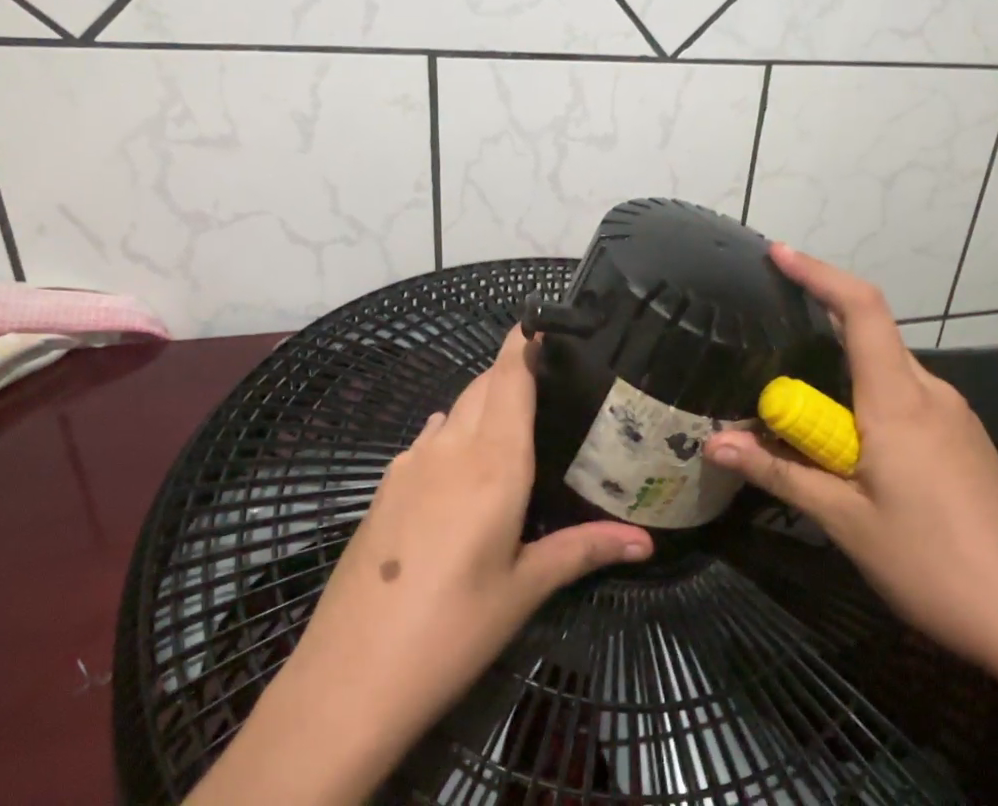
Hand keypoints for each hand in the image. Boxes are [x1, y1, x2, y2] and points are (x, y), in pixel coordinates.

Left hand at [187, 327, 653, 805]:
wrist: (349, 675)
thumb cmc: (453, 630)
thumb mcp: (524, 589)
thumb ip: (583, 551)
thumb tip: (647, 542)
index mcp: (493, 463)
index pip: (509, 379)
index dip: (524, 344)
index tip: (548, 323)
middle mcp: (449, 449)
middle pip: (482, 388)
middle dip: (512, 373)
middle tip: (554, 382)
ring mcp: (409, 466)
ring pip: (454, 412)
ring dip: (483, 404)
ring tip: (520, 423)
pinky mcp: (384, 489)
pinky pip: (429, 440)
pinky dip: (454, 434)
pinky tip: (468, 463)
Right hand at [706, 244, 997, 695]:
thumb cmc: (933, 566)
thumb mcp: (845, 522)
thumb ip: (780, 472)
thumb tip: (714, 444)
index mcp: (900, 400)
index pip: (861, 309)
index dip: (819, 273)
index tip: (778, 254)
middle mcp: (934, 395)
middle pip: (869, 345)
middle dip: (815, 353)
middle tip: (767, 388)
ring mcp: (957, 420)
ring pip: (887, 382)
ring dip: (841, 396)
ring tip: (802, 438)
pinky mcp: (968, 447)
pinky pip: (909, 409)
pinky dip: (870, 417)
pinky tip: (854, 464)